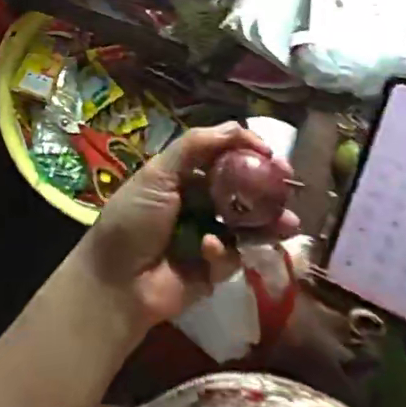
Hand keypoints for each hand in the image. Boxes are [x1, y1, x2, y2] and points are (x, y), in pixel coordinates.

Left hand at [79, 123, 299, 325]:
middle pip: (239, 189)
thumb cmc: (133, 218)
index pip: (219, 156)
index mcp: (180, 175)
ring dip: (265, 221)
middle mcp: (195, 201)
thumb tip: (237, 127)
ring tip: (287, 222)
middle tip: (288, 185)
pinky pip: (233, 254)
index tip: (271, 155)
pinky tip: (208, 250)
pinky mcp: (214, 268)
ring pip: (246, 223)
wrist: (117, 279)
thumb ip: (194, 147)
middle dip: (265, 187)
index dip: (245, 151)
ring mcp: (207, 234)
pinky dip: (223, 250)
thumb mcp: (157, 174)